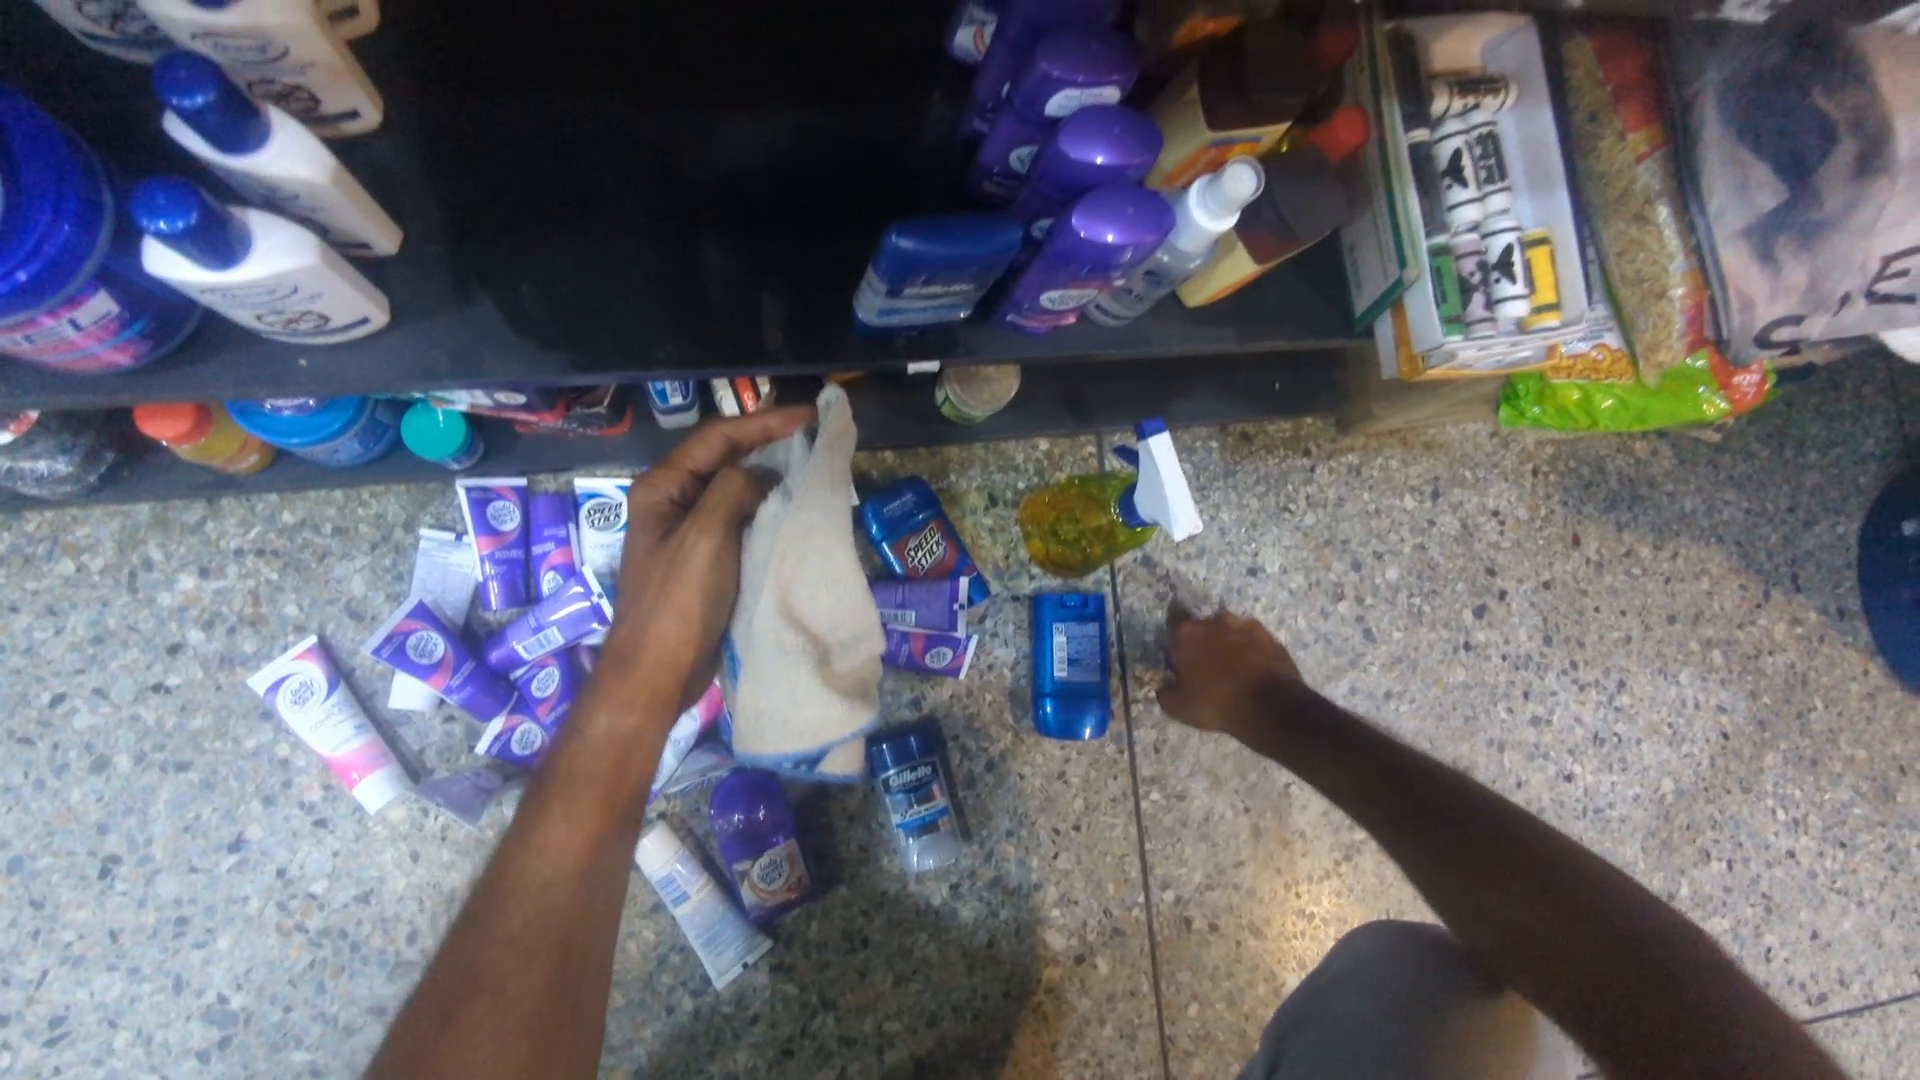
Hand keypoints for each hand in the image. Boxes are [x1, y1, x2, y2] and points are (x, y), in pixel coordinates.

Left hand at [601, 406, 814, 713]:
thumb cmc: (678, 602)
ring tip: (813, 469)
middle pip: (726, 459)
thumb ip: (733, 490)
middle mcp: (675, 503)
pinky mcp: (708, 560)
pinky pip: (743, 522)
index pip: (717, 438)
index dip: (764, 422)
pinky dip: (770, 511)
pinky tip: (796, 511)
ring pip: (737, 491)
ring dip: (773, 479)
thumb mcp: (705, 536)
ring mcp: (691, 533)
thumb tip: (764, 476)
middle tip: (816, 438)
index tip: (809, 416)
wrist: (659, 672)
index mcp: (663, 488)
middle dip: (770, 445)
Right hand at [1157, 605, 1305, 741]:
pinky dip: (1253, 651)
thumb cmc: (1216, 703)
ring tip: (1235, 669)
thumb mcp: (1178, 707)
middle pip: (1205, 626)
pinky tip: (1255, 671)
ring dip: (1230, 644)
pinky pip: (1255, 641)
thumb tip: (1166, 686)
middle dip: (1205, 641)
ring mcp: (1247, 626)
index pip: (1175, 621)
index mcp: (1189, 633)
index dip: (1176, 637)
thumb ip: (1166, 692)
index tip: (1179, 653)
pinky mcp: (1271, 637)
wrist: (1270, 708)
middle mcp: (1216, 621)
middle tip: (1208, 665)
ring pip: (1232, 631)